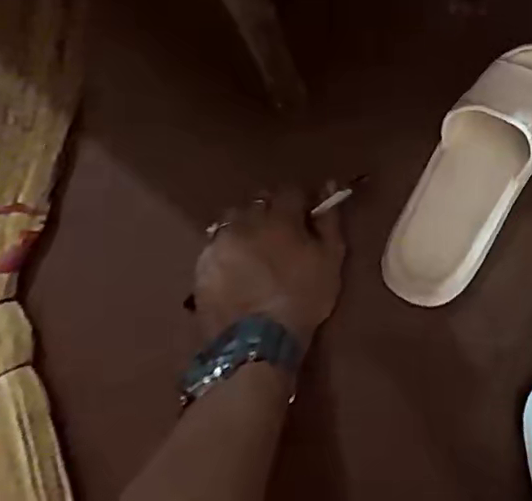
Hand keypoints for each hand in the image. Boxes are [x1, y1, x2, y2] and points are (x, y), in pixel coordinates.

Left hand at [193, 183, 346, 345]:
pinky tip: (237, 271)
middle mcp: (245, 221)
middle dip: (271, 211)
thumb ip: (329, 219)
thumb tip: (329, 185)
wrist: (254, 346)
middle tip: (282, 234)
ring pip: (233, 221)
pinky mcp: (201, 268)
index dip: (301, 202)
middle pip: (259, 202)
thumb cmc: (302, 297)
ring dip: (246, 228)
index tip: (308, 217)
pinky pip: (216, 247)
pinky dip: (228, 251)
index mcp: (279, 215)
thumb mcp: (331, 257)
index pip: (291, 190)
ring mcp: (219, 244)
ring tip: (256, 250)